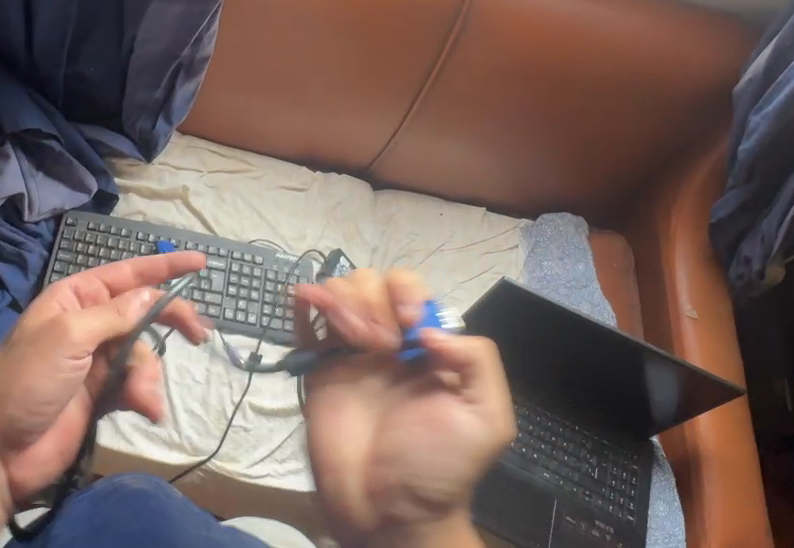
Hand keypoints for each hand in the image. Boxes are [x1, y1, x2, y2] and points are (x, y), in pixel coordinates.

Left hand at [0, 251, 209, 504]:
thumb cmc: (26, 381)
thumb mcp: (67, 337)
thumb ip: (114, 315)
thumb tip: (150, 296)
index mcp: (75, 298)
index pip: (127, 273)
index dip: (164, 266)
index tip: (200, 262)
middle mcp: (89, 323)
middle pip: (142, 311)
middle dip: (170, 319)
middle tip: (199, 333)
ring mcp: (96, 360)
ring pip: (143, 352)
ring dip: (149, 373)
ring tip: (143, 397)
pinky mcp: (102, 395)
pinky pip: (137, 384)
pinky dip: (146, 395)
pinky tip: (148, 410)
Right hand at [295, 269, 514, 546]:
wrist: (387, 511)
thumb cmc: (439, 466)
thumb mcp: (487, 419)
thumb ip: (478, 362)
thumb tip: (429, 329)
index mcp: (425, 345)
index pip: (411, 289)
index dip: (406, 293)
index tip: (408, 326)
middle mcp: (387, 339)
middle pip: (371, 282)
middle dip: (372, 300)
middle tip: (379, 343)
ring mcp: (349, 350)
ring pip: (339, 292)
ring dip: (343, 301)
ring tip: (351, 339)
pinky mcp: (318, 366)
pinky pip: (307, 321)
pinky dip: (305, 301)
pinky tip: (307, 302)